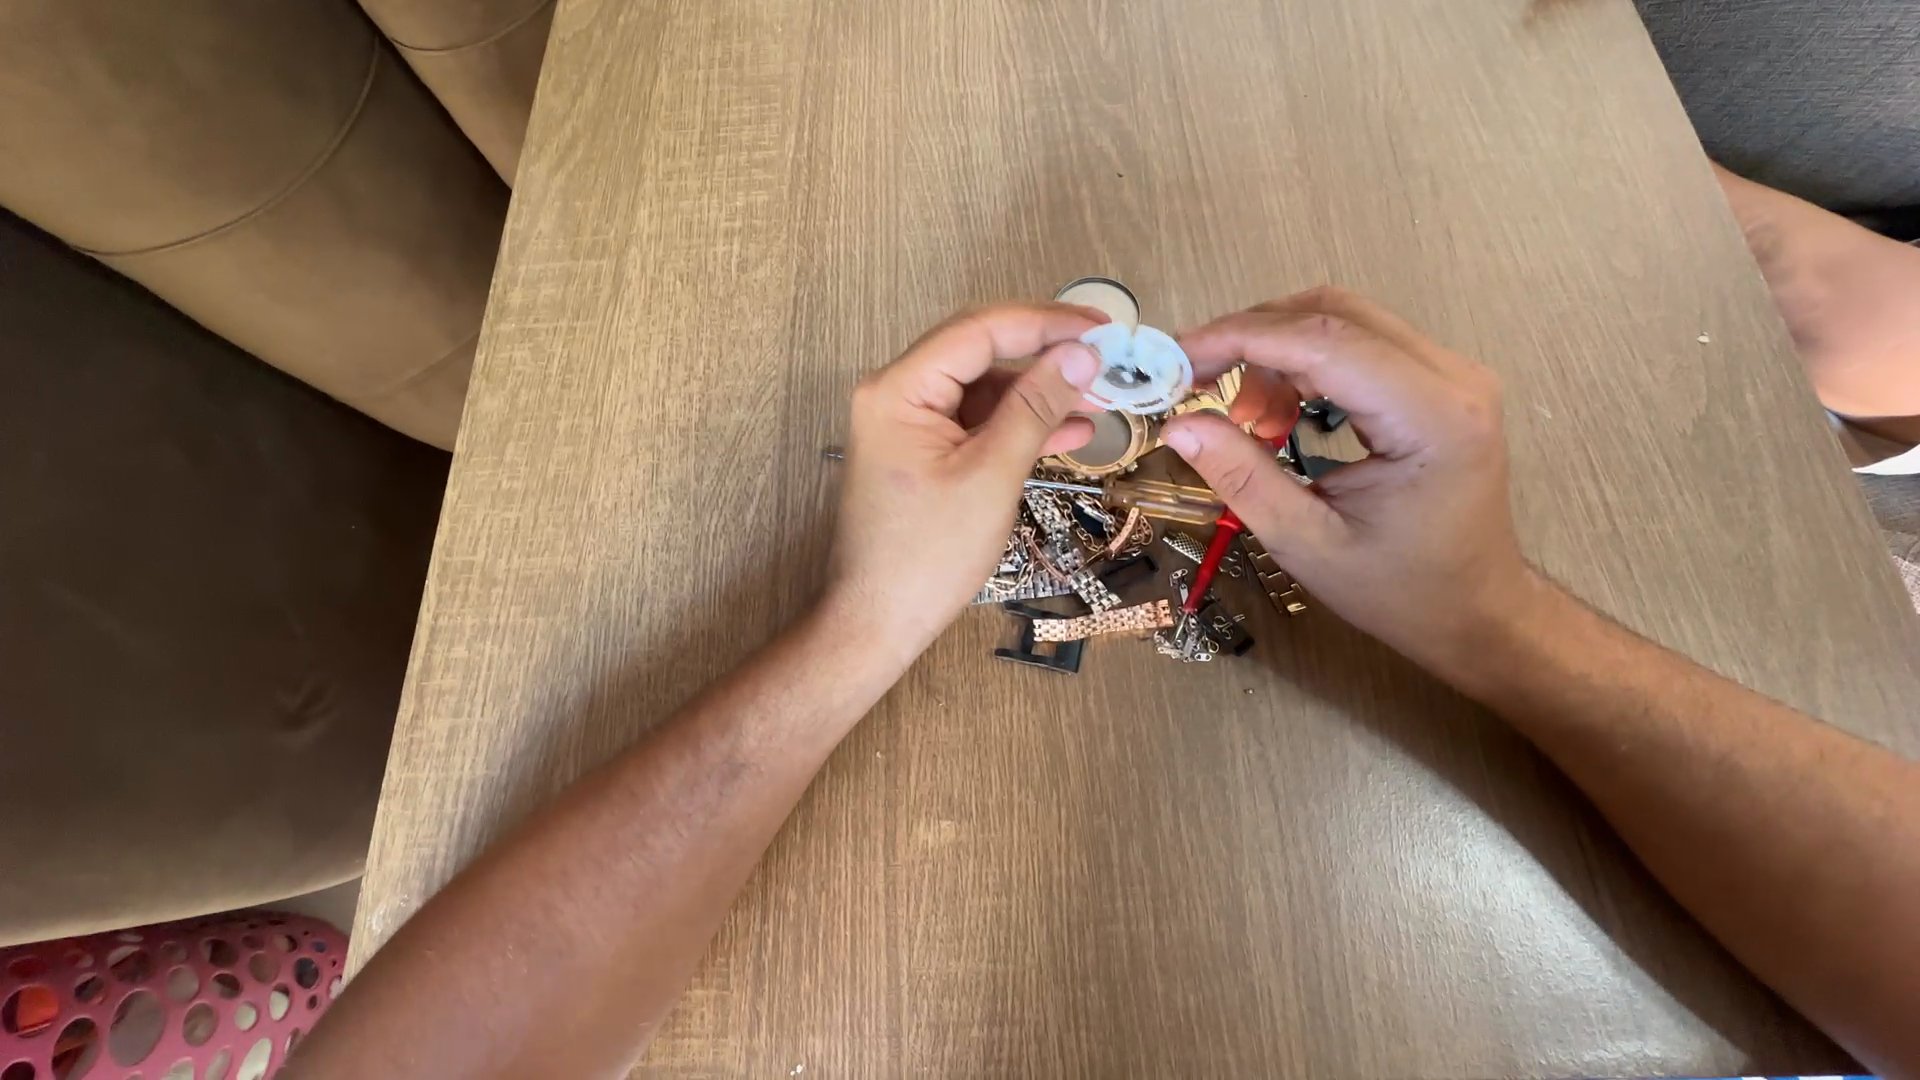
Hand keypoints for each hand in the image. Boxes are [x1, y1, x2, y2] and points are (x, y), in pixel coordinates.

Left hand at [824, 303, 1106, 655]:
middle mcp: (897, 395)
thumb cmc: (929, 555)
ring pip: (984, 391)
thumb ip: (1035, 408)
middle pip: (981, 354)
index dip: (1045, 323)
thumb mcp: (991, 475)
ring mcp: (909, 425)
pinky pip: (977, 425)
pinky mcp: (924, 453)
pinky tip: (1071, 430)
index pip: (979, 331)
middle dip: (1045, 357)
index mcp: (899, 389)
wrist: (881, 620)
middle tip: (1106, 358)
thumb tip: (1082, 354)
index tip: (1102, 328)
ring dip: (1039, 395)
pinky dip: (1019, 427)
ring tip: (1100, 399)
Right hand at [1161, 287, 1533, 683]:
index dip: (1241, 337)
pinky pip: (1354, 347)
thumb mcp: (1303, 541)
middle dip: (1250, 336)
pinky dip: (1299, 368)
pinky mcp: (1435, 383)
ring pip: (1341, 322)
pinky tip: (1275, 416)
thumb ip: (1240, 476)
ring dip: (1272, 353)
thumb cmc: (1395, 588)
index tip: (1177, 357)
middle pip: (1333, 314)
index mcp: (1431, 417)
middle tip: (1191, 379)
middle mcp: (1452, 376)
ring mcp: (1449, 373)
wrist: (1472, 609)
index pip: (1324, 341)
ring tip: (1240, 416)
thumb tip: (1178, 425)